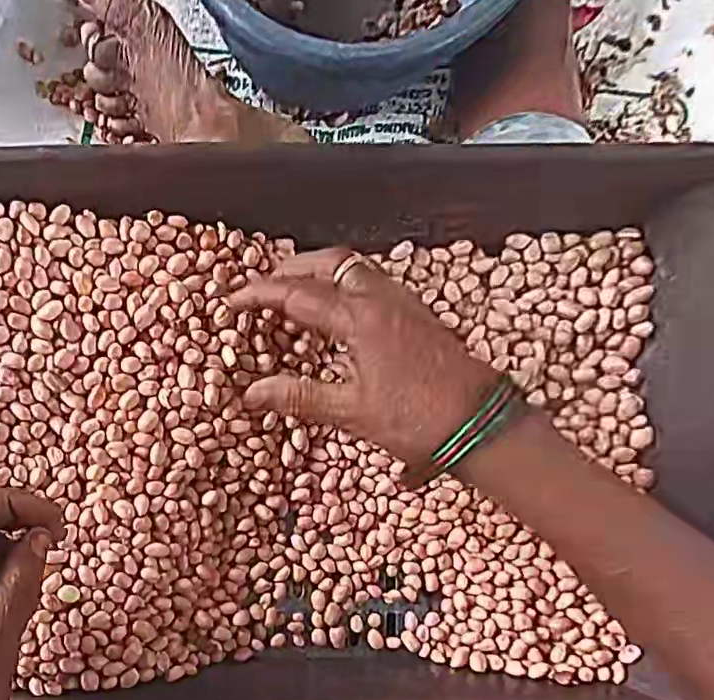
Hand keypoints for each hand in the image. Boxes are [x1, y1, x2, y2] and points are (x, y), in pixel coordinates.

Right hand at [229, 248, 493, 467]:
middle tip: (263, 284)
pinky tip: (338, 309)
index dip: (260, 294)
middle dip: (290, 268)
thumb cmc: (418, 419)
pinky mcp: (416, 315)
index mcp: (360, 320)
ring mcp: (403, 304)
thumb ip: (299, 397)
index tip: (233, 300)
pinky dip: (344, 284)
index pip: (298, 295)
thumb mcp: (351, 412)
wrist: (480, 423)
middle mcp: (382, 300)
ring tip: (294, 290)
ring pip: (353, 268)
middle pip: (329, 263)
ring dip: (319, 271)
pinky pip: (372, 282)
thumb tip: (252, 393)